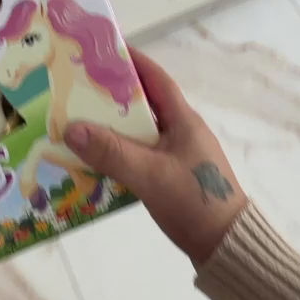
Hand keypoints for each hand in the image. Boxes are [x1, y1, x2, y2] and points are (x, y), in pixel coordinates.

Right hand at [66, 50, 248, 265]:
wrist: (227, 249)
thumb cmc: (194, 201)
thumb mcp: (149, 174)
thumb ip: (111, 152)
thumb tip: (71, 127)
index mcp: (183, 120)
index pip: (156, 78)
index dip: (132, 61)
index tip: (103, 50)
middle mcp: (181, 131)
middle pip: (143, 103)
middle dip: (112, 95)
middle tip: (79, 88)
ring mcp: (178, 155)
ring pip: (140, 132)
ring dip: (113, 128)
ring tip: (78, 124)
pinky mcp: (173, 177)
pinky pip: (140, 154)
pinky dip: (119, 153)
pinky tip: (96, 162)